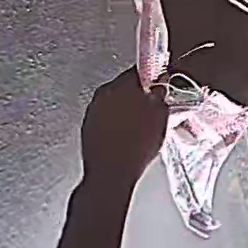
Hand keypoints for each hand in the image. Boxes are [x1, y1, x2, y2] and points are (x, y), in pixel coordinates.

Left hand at [79, 68, 167, 188]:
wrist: (111, 176)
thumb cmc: (135, 147)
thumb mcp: (160, 116)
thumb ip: (160, 96)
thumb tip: (159, 88)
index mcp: (121, 84)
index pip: (138, 71)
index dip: (152, 78)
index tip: (158, 85)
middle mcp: (103, 94)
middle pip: (124, 86)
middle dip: (138, 95)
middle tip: (151, 108)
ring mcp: (92, 111)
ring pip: (114, 103)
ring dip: (125, 109)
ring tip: (139, 126)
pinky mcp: (87, 128)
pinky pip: (105, 118)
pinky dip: (114, 123)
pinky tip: (126, 136)